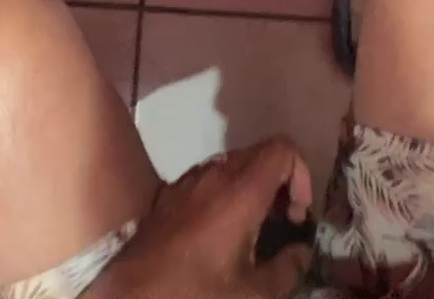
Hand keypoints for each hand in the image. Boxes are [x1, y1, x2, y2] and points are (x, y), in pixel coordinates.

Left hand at [87, 137, 314, 298]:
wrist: (130, 294)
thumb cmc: (194, 293)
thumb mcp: (251, 296)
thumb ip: (286, 270)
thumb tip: (303, 252)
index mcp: (240, 191)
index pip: (282, 149)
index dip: (302, 175)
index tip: (298, 215)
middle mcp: (216, 173)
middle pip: (262, 154)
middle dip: (283, 183)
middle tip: (285, 224)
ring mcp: (191, 178)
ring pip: (237, 164)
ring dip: (256, 187)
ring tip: (258, 230)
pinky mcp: (173, 191)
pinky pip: (213, 177)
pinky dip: (230, 192)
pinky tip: (225, 231)